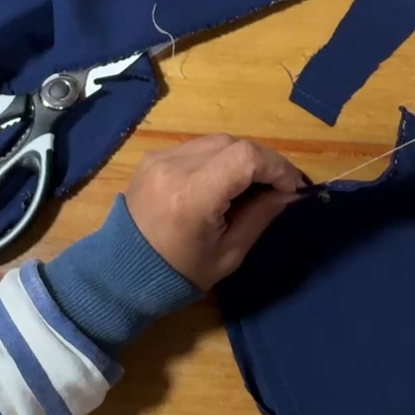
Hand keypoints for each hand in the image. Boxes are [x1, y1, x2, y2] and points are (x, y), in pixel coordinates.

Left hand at [123, 135, 308, 288]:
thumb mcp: (229, 254)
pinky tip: (223, 183)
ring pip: (216, 141)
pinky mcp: (154, 158)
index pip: (245, 158)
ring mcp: (160, 158)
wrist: (121, 273)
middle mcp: (174, 167)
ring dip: (241, 158)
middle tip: (277, 188)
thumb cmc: (179, 273)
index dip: (277, 166)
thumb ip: (261, 215)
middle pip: (233, 144)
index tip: (293, 187)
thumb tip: (289, 192)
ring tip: (252, 186)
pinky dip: (218, 159)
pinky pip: (197, 147)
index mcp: (192, 196)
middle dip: (262, 162)